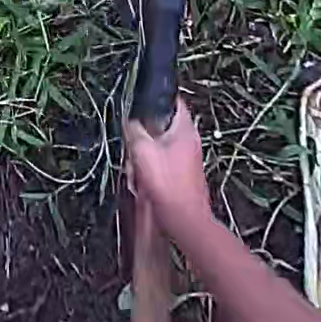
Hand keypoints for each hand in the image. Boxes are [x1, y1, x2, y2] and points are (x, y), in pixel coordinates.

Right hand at [126, 97, 211, 230]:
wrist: (185, 223)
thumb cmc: (167, 185)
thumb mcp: (142, 150)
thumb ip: (133, 129)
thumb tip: (129, 120)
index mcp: (185, 129)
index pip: (173, 101)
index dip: (156, 98)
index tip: (140, 102)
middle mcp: (191, 140)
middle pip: (163, 125)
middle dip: (145, 133)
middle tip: (135, 144)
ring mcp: (189, 158)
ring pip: (161, 144)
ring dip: (146, 153)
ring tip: (138, 167)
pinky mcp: (185, 174)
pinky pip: (164, 161)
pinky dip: (152, 166)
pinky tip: (144, 180)